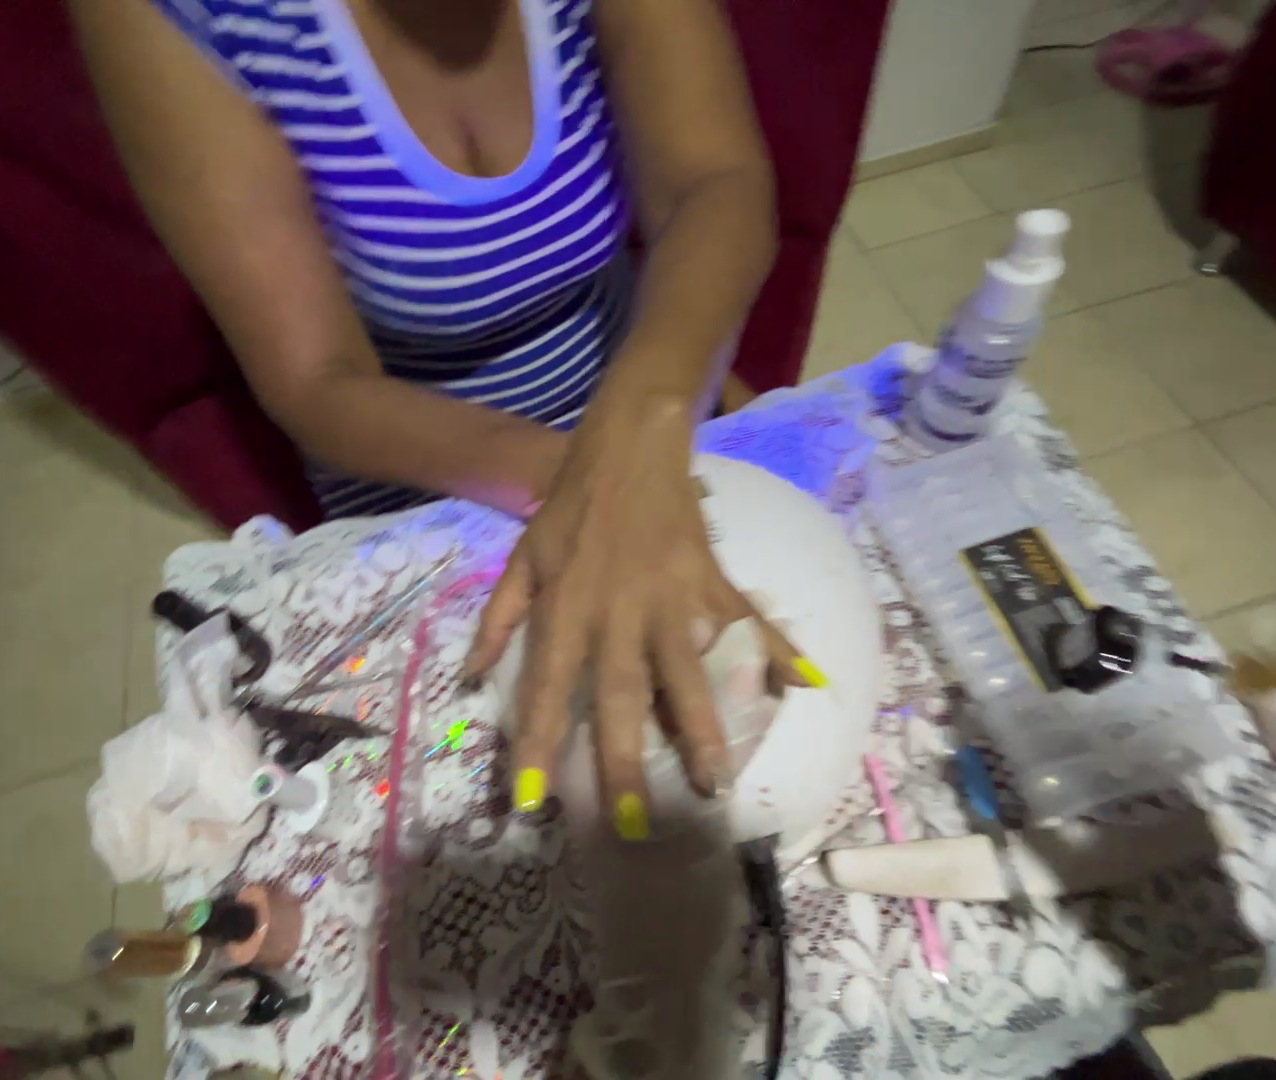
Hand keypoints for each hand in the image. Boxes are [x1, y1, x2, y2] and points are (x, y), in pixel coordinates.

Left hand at [462, 395, 809, 840]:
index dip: (536, 743)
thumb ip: (497, 621)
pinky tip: (805, 686)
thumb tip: (470, 682)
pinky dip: (777, 651)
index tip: (532, 803)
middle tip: (634, 822)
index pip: (547, 685)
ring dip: (702, 729)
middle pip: (621, 693)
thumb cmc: (570, 507)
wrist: (629, 447)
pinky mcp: (710, 580)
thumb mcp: (521, 559)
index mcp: (566, 606)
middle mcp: (618, 611)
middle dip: (624, 759)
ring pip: (688, 670)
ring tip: (715, 783)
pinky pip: (744, 623)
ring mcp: (671, 596)